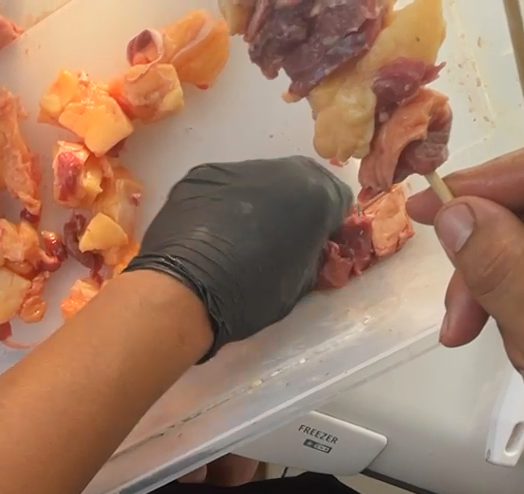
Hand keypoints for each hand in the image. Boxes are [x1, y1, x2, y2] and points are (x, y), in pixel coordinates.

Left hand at [128, 157, 352, 354]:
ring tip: (237, 241)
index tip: (317, 244)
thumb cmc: (250, 296)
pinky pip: (220, 190)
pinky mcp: (198, 177)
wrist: (185, 291)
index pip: (337, 200)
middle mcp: (280, 168)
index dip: (328, 224)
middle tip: (278, 241)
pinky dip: (220, 208)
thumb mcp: (299, 284)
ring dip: (254, 205)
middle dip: (293, 208)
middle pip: (297, 183)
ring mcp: (235, 168)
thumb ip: (312, 255)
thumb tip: (309, 246)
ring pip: (256, 183)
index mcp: (315, 194)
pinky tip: (209, 236)